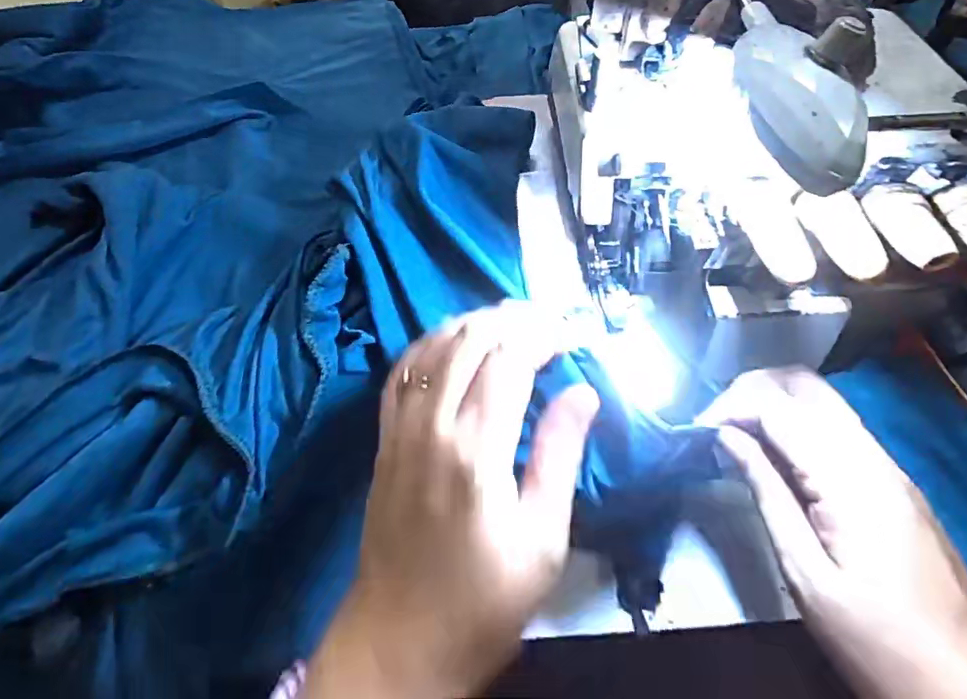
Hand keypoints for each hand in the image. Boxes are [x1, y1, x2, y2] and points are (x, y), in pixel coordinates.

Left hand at [305, 303, 600, 698]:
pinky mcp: (383, 442)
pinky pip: (403, 371)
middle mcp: (432, 429)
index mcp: (476, 452)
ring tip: (513, 323)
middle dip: (514, 319)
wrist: (397, 648)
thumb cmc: (484, 600)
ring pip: (434, 347)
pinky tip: (457, 341)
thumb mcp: (542, 540)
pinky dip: (433, 343)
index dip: (543, 334)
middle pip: (469, 340)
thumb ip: (560, 455)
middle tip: (550, 324)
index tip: (573, 334)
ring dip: (475, 323)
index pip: (508, 359)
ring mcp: (400, 432)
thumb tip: (583, 391)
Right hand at [701, 369, 966, 698]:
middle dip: (751, 388)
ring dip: (775, 402)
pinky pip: (839, 426)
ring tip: (738, 433)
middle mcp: (871, 453)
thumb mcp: (809, 580)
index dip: (729, 406)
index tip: (695, 431)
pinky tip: (780, 453)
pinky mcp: (894, 479)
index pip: (777, 406)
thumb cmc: (882, 645)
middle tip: (715, 422)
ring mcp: (888, 463)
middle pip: (803, 383)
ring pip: (823, 399)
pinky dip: (800, 422)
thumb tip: (728, 439)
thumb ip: (768, 496)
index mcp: (848, 475)